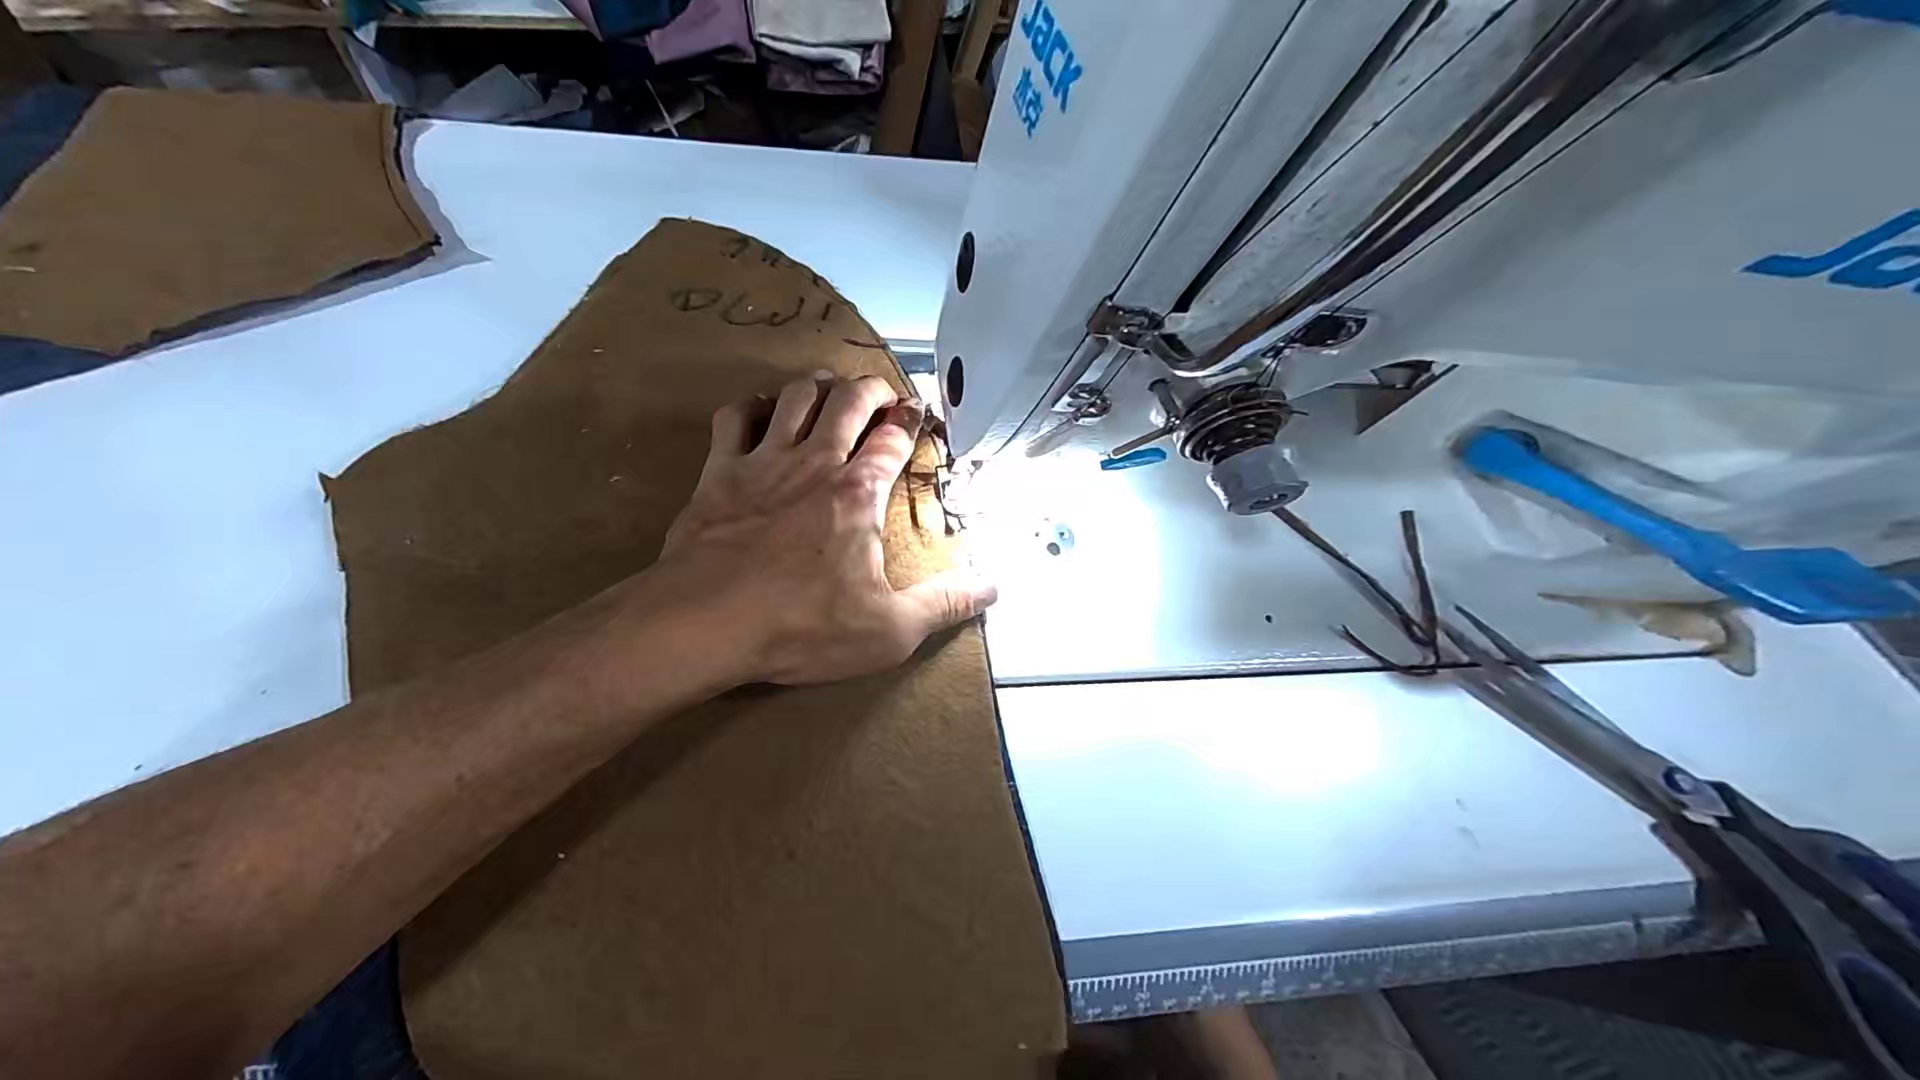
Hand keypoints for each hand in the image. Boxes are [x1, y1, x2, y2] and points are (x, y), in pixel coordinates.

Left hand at [652, 374, 995, 685]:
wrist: (705, 623)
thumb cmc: (802, 626)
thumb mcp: (889, 628)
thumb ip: (944, 604)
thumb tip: (992, 589)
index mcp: (859, 494)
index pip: (893, 440)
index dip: (911, 420)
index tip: (920, 411)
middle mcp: (814, 464)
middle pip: (848, 401)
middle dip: (871, 389)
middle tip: (883, 392)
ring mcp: (763, 462)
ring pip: (795, 397)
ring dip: (818, 386)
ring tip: (830, 389)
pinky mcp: (718, 473)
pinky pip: (735, 418)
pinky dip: (753, 406)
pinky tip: (761, 413)